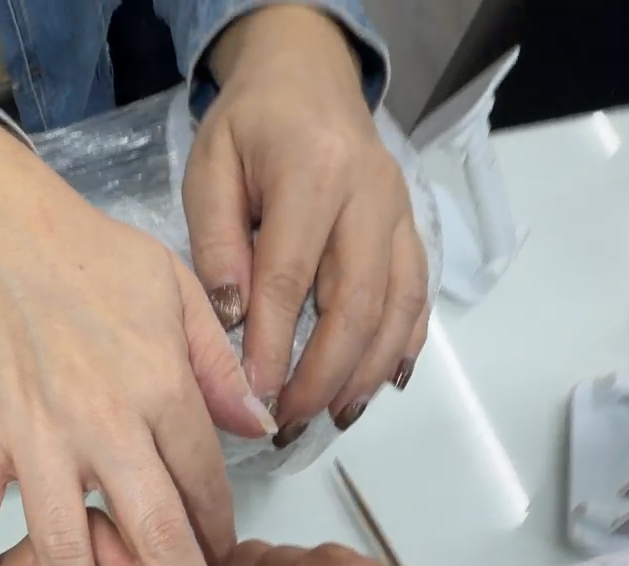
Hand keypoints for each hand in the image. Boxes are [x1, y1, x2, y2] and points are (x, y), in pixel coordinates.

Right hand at [0, 109, 275, 565]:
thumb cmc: (87, 252)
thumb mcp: (175, 288)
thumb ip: (219, 364)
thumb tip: (261, 427)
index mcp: (162, 386)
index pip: (204, 487)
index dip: (217, 544)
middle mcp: (105, 422)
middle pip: (151, 531)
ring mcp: (34, 434)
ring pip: (64, 541)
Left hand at [187, 6, 430, 446]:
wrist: (307, 79)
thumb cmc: (248, 129)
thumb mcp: (210, 173)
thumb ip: (217, 244)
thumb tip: (233, 318)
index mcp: (313, 175)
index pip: (290, 277)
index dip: (273, 344)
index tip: (254, 395)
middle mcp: (371, 196)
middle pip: (356, 302)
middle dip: (323, 374)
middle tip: (289, 422)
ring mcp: (399, 214)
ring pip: (396, 306)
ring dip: (365, 371)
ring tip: (334, 417)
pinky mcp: (410, 229)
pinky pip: (418, 294)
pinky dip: (403, 344)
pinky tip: (380, 383)